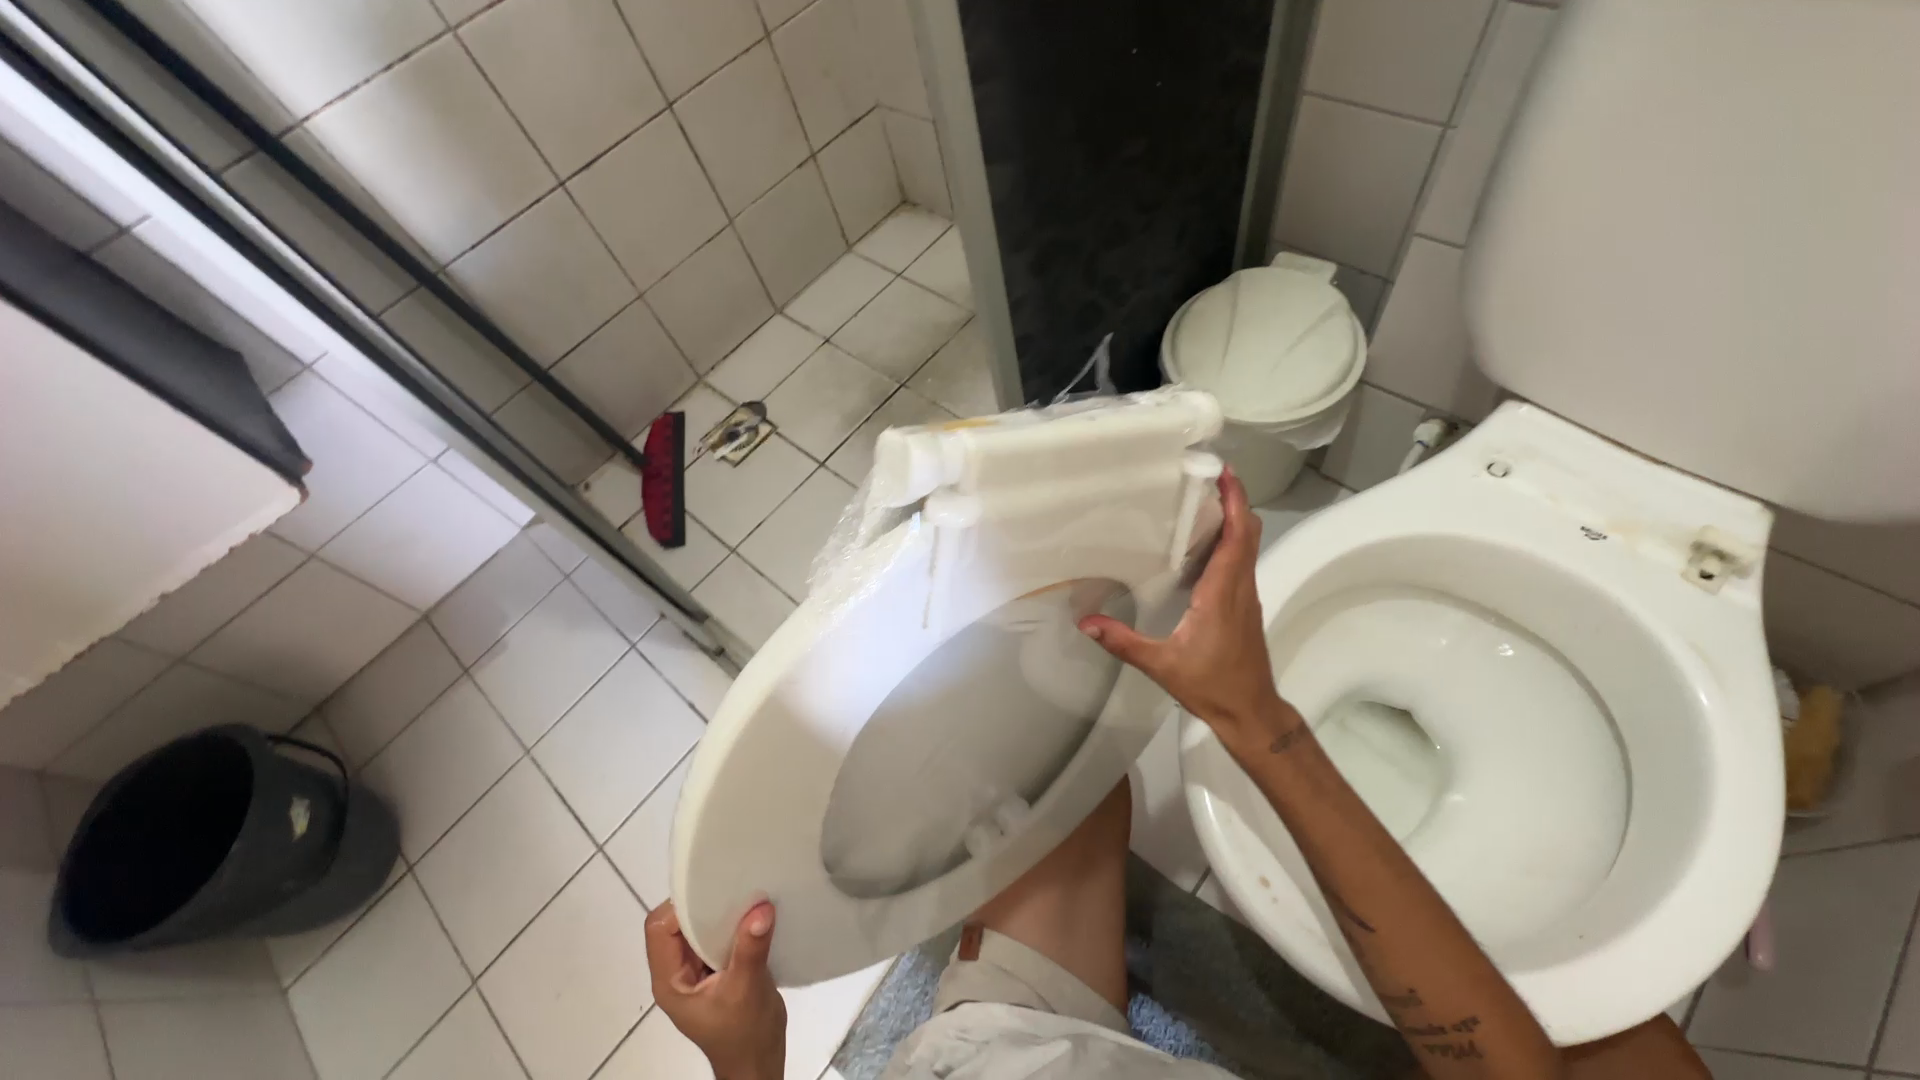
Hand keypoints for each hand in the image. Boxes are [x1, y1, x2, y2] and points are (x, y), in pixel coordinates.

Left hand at [644, 901, 785, 1079]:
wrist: (759, 1063)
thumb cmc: (744, 1034)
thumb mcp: (747, 990)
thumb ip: (750, 948)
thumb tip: (762, 907)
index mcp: (670, 980)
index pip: (659, 930)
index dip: (679, 908)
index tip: (711, 891)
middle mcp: (677, 973)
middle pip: (675, 925)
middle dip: (700, 905)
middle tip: (731, 887)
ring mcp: (696, 972)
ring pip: (696, 929)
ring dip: (717, 913)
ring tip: (744, 897)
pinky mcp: (715, 970)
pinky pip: (715, 937)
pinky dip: (730, 924)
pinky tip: (751, 916)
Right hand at [1079, 468, 1295, 754]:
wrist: (1250, 711)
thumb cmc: (1211, 686)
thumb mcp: (1161, 665)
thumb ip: (1123, 642)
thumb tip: (1086, 623)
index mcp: (1222, 592)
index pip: (1238, 535)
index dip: (1235, 501)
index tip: (1222, 473)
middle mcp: (1240, 587)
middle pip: (1248, 532)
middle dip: (1233, 501)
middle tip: (1205, 480)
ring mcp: (1246, 596)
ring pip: (1247, 546)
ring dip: (1232, 520)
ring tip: (1198, 505)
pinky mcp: (1244, 606)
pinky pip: (1240, 562)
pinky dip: (1229, 543)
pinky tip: (1199, 548)